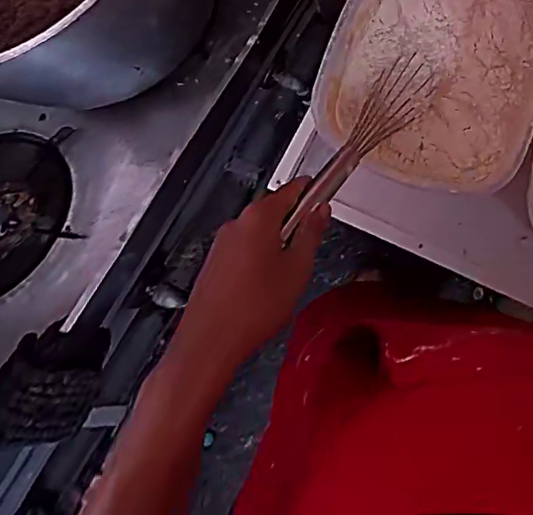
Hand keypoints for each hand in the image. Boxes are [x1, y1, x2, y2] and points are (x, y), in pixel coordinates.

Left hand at [176, 177, 330, 369]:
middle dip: (294, 222)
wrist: (209, 344)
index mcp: (259, 217)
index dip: (312, 190)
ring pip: (259, 231)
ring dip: (276, 242)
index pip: (293, 188)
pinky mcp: (214, 262)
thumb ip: (312, 233)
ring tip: (286, 274)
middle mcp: (237, 223)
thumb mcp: (298, 268)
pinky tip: (264, 286)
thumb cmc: (251, 310)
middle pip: (274, 209)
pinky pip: (243, 248)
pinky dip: (258, 257)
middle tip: (310, 244)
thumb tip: (320, 212)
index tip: (323, 193)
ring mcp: (222, 243)